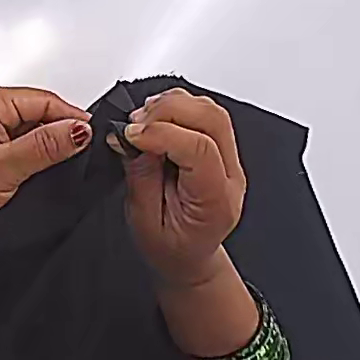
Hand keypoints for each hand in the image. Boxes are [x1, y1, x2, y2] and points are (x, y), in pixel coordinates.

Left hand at [0, 84, 91, 245]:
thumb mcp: (5, 166)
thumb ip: (46, 146)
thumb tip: (79, 130)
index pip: (47, 100)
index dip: (72, 120)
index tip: (93, 140)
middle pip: (41, 112)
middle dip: (59, 135)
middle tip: (77, 159)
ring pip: (31, 130)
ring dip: (44, 148)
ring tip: (49, 170)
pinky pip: (19, 143)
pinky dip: (30, 157)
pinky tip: (30, 174)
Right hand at [116, 89, 245, 290]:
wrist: (188, 255)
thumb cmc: (170, 246)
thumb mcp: (144, 220)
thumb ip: (140, 175)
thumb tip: (130, 136)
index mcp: (215, 200)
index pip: (200, 149)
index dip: (162, 133)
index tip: (130, 134)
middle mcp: (229, 175)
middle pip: (212, 119)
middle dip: (169, 110)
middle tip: (135, 123)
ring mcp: (229, 158)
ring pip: (210, 110)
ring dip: (172, 105)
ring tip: (142, 121)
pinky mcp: (218, 146)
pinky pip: (203, 112)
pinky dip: (176, 106)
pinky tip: (154, 119)